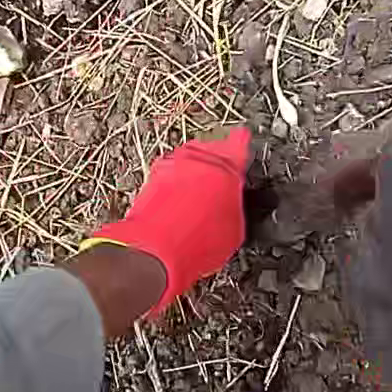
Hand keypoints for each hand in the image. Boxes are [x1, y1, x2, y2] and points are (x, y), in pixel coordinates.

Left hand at [82, 127, 251, 317]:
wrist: (154, 251)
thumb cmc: (195, 241)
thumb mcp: (234, 229)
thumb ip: (235, 205)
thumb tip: (231, 207)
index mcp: (226, 166)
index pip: (238, 145)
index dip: (241, 144)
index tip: (241, 141)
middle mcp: (197, 158)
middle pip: (210, 150)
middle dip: (215, 163)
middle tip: (220, 183)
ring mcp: (170, 165)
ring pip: (187, 162)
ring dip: (192, 175)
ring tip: (198, 201)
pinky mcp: (150, 178)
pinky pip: (169, 176)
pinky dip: (175, 186)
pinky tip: (179, 207)